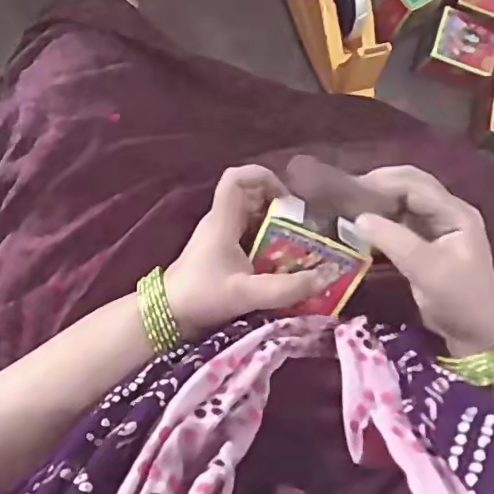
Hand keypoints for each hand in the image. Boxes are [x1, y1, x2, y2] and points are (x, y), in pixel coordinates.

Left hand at [163, 165, 328, 336]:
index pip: (236, 178)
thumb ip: (286, 288)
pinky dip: (265, 244)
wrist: (168, 316)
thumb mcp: (246, 294)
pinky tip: (280, 264)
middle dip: (278, 207)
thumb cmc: (201, 296)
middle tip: (302, 229)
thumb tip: (325, 278)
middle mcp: (220, 223)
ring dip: (274, 227)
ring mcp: (218, 238)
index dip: (263, 176)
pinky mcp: (220, 254)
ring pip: (250, 217)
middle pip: (250, 196)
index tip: (287, 199)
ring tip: (297, 247)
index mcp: (222, 221)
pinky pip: (247, 237)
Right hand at [351, 166, 493, 356]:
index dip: (383, 182)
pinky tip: (360, 222)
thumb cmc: (458, 300)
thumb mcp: (427, 270)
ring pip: (402, 200)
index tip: (350, 190)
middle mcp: (447, 212)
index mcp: (456, 213)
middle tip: (345, 194)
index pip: (416, 184)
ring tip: (348, 205)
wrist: (474, 332)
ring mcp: (436, 226)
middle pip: (410, 185)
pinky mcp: (424, 240)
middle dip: (378, 186)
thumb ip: (394, 240)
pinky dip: (380, 217)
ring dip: (377, 200)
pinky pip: (399, 219)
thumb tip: (358, 218)